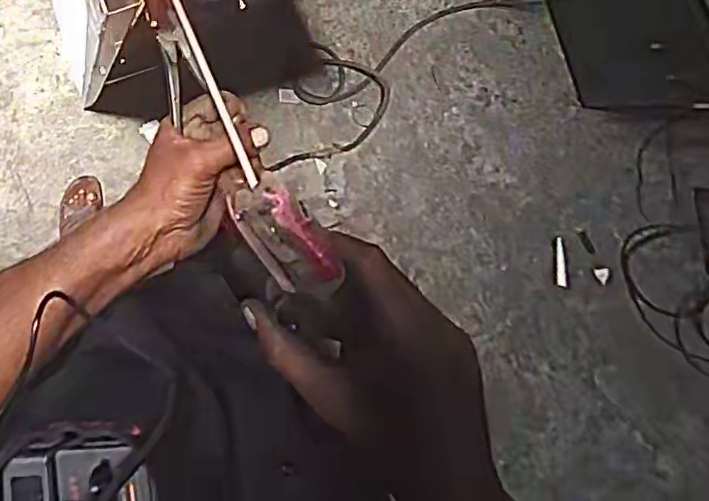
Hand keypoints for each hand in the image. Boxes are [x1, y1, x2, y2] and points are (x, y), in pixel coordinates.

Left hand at [114, 91, 266, 272]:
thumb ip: (231, 144)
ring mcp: (211, 165)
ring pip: (242, 154)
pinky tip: (240, 186)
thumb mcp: (198, 159)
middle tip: (243, 150)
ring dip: (247, 163)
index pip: (215, 104)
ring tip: (239, 172)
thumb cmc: (160, 194)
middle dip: (243, 140)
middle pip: (234, 129)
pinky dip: (247, 181)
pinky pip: (244, 177)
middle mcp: (198, 142)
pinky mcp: (222, 186)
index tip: (240, 121)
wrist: (159, 233)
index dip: (230, 110)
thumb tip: (256, 134)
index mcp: (184, 126)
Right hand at [245, 230, 510, 500]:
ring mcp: (451, 333)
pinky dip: (382, 310)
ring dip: (361, 290)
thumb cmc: (385, 441)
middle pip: (383, 273)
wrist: (449, 487)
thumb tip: (251, 311)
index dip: (334, 242)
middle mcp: (434, 321)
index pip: (370, 262)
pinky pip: (413, 310)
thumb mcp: (328, 398)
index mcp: (406, 328)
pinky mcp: (457, 346)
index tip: (302, 233)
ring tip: (326, 300)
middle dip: (342, 266)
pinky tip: (360, 331)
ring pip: (397, 291)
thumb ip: (285, 352)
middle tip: (305, 266)